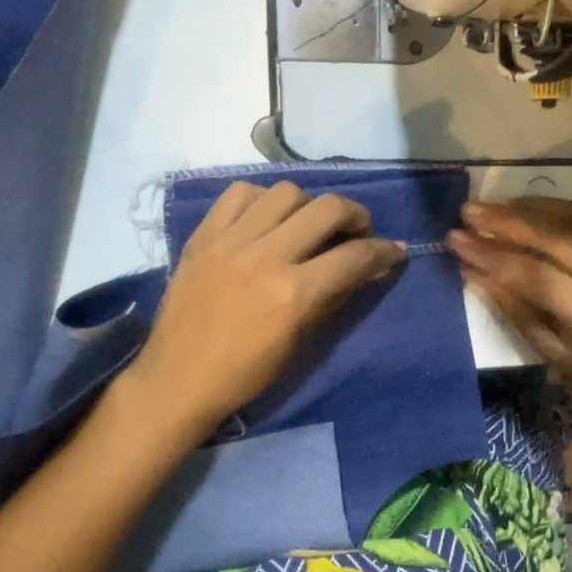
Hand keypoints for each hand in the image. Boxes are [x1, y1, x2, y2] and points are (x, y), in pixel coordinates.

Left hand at [125, 180, 405, 433]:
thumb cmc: (245, 373)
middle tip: (356, 230)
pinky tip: (265, 218)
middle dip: (355, 215)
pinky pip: (238, 194)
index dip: (383, 251)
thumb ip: (334, 297)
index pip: (354, 256)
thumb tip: (367, 269)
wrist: (178, 379)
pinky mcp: (202, 236)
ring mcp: (230, 241)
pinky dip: (261, 200)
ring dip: (308, 204)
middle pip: (327, 208)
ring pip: (285, 192)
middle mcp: (265, 257)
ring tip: (307, 222)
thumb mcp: (300, 341)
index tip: (393, 251)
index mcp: (293, 294)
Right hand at [449, 199, 571, 433]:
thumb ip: (513, 306)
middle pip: (552, 235)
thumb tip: (474, 270)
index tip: (455, 240)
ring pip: (569, 218)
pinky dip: (550, 209)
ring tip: (489, 208)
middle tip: (467, 212)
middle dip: (505, 221)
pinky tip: (523, 210)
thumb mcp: (548, 350)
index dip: (491, 253)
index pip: (533, 271)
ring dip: (526, 209)